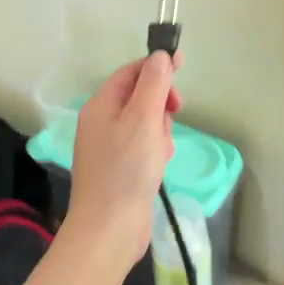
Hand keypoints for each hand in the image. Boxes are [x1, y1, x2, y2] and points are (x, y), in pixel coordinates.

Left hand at [66, 52, 183, 263]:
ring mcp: (109, 147)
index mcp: (100, 105)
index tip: (182, 68)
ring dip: (160, 130)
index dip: (156, 66)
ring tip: (162, 151)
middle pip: (139, 96)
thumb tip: (161, 56)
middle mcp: (101, 122)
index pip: (131, 71)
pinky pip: (143, 146)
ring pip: (145, 123)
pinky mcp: (119, 169)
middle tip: (173, 115)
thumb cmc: (127, 168)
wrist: (110, 228)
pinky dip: (156, 150)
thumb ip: (154, 83)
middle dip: (160, 104)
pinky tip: (160, 165)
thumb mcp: (144, 118)